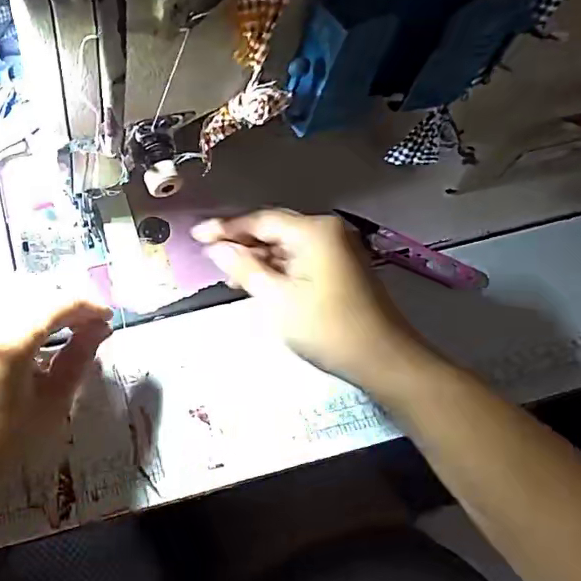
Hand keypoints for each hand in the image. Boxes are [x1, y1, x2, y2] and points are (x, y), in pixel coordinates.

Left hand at [0, 282, 112, 514]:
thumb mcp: (48, 407)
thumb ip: (76, 360)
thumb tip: (98, 328)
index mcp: (7, 344)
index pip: (56, 303)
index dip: (88, 304)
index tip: (106, 316)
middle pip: (31, 286)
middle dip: (63, 297)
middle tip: (83, 318)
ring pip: (4, 285)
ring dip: (35, 295)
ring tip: (53, 318)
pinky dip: (6, 300)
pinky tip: (17, 321)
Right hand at [191, 210, 440, 396]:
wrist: (383, 359)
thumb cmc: (327, 327)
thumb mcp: (276, 298)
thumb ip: (243, 268)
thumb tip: (216, 248)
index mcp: (314, 231)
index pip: (259, 220)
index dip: (224, 228)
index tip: (196, 235)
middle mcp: (327, 232)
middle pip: (272, 228)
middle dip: (239, 240)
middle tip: (207, 250)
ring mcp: (336, 249)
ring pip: (284, 243)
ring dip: (256, 255)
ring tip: (227, 270)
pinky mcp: (339, 267)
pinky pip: (297, 256)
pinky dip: (274, 265)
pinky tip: (255, 278)